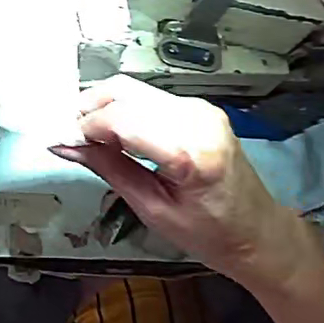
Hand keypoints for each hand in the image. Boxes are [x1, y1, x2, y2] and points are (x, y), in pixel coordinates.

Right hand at [51, 75, 323, 292]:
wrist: (259, 232)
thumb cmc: (209, 233)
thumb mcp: (152, 209)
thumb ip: (109, 169)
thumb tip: (66, 146)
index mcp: (190, 152)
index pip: (122, 119)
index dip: (86, 127)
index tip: (64, 140)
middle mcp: (197, 119)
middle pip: (125, 92)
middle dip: (90, 109)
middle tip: (71, 135)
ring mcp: (200, 109)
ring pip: (134, 89)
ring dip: (104, 106)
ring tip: (90, 135)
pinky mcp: (199, 107)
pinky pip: (149, 96)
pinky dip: (124, 108)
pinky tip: (115, 131)